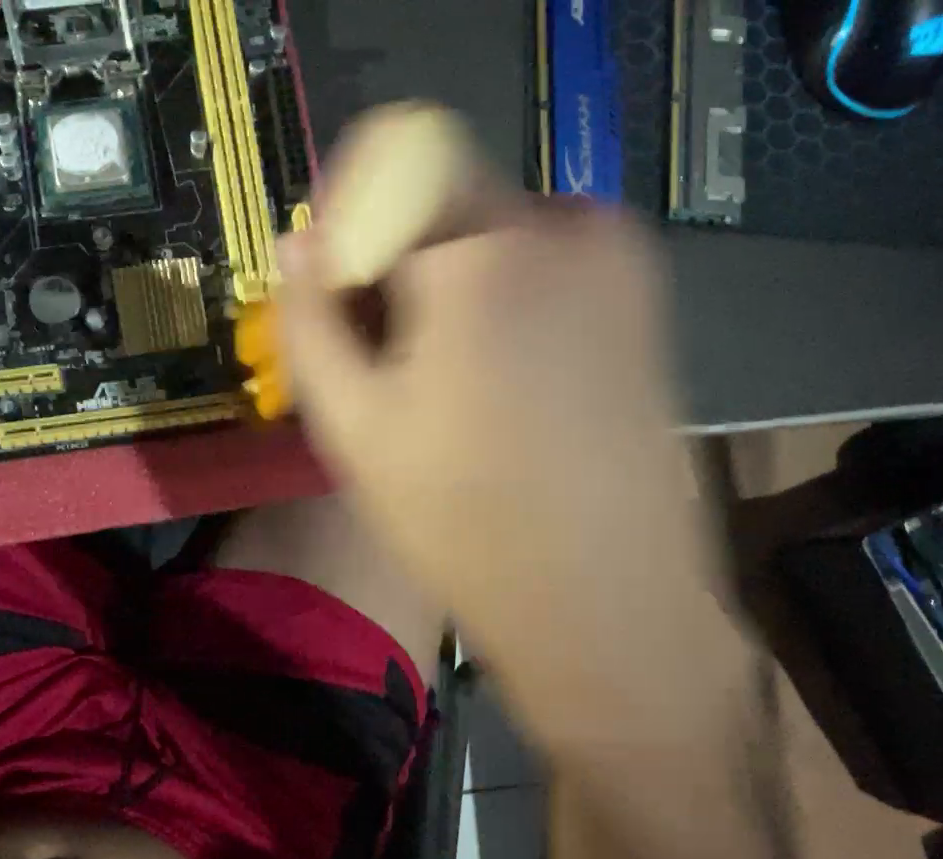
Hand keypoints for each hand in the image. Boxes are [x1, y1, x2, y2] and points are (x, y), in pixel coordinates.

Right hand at [275, 125, 706, 663]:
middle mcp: (561, 227)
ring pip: (494, 233)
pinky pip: (546, 263)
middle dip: (395, 260)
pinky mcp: (644, 301)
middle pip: (442, 200)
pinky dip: (503, 298)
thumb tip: (297, 244)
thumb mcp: (354, 426)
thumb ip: (310, 320)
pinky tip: (497, 383)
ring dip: (448, 283)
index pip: (384, 174)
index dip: (346, 233)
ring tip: (438, 382)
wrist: (604, 600)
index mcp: (479, 251)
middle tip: (379, 357)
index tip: (333, 301)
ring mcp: (617, 260)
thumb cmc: (463, 522)